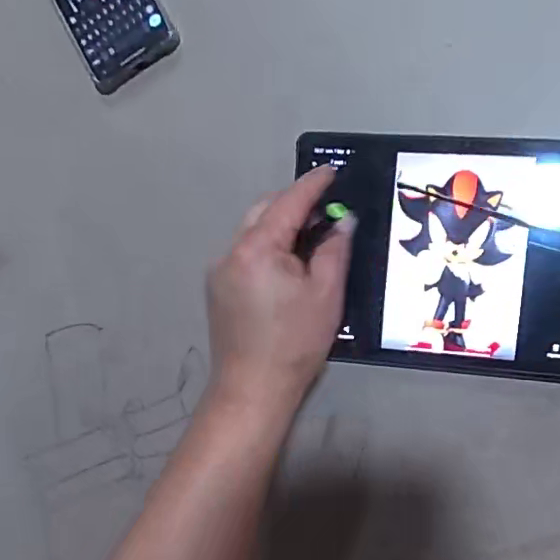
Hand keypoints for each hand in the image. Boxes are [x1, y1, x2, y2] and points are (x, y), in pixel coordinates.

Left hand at [206, 166, 353, 409]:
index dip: (312, 184)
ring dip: (279, 227)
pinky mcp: (217, 288)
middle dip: (293, 204)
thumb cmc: (294, 342)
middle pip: (263, 211)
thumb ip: (334, 249)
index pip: (288, 203)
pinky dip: (266, 248)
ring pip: (252, 232)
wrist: (253, 387)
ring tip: (311, 239)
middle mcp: (230, 252)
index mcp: (256, 248)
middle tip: (326, 210)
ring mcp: (219, 270)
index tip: (331, 171)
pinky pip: (244, 253)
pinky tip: (287, 265)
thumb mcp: (326, 293)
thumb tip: (342, 220)